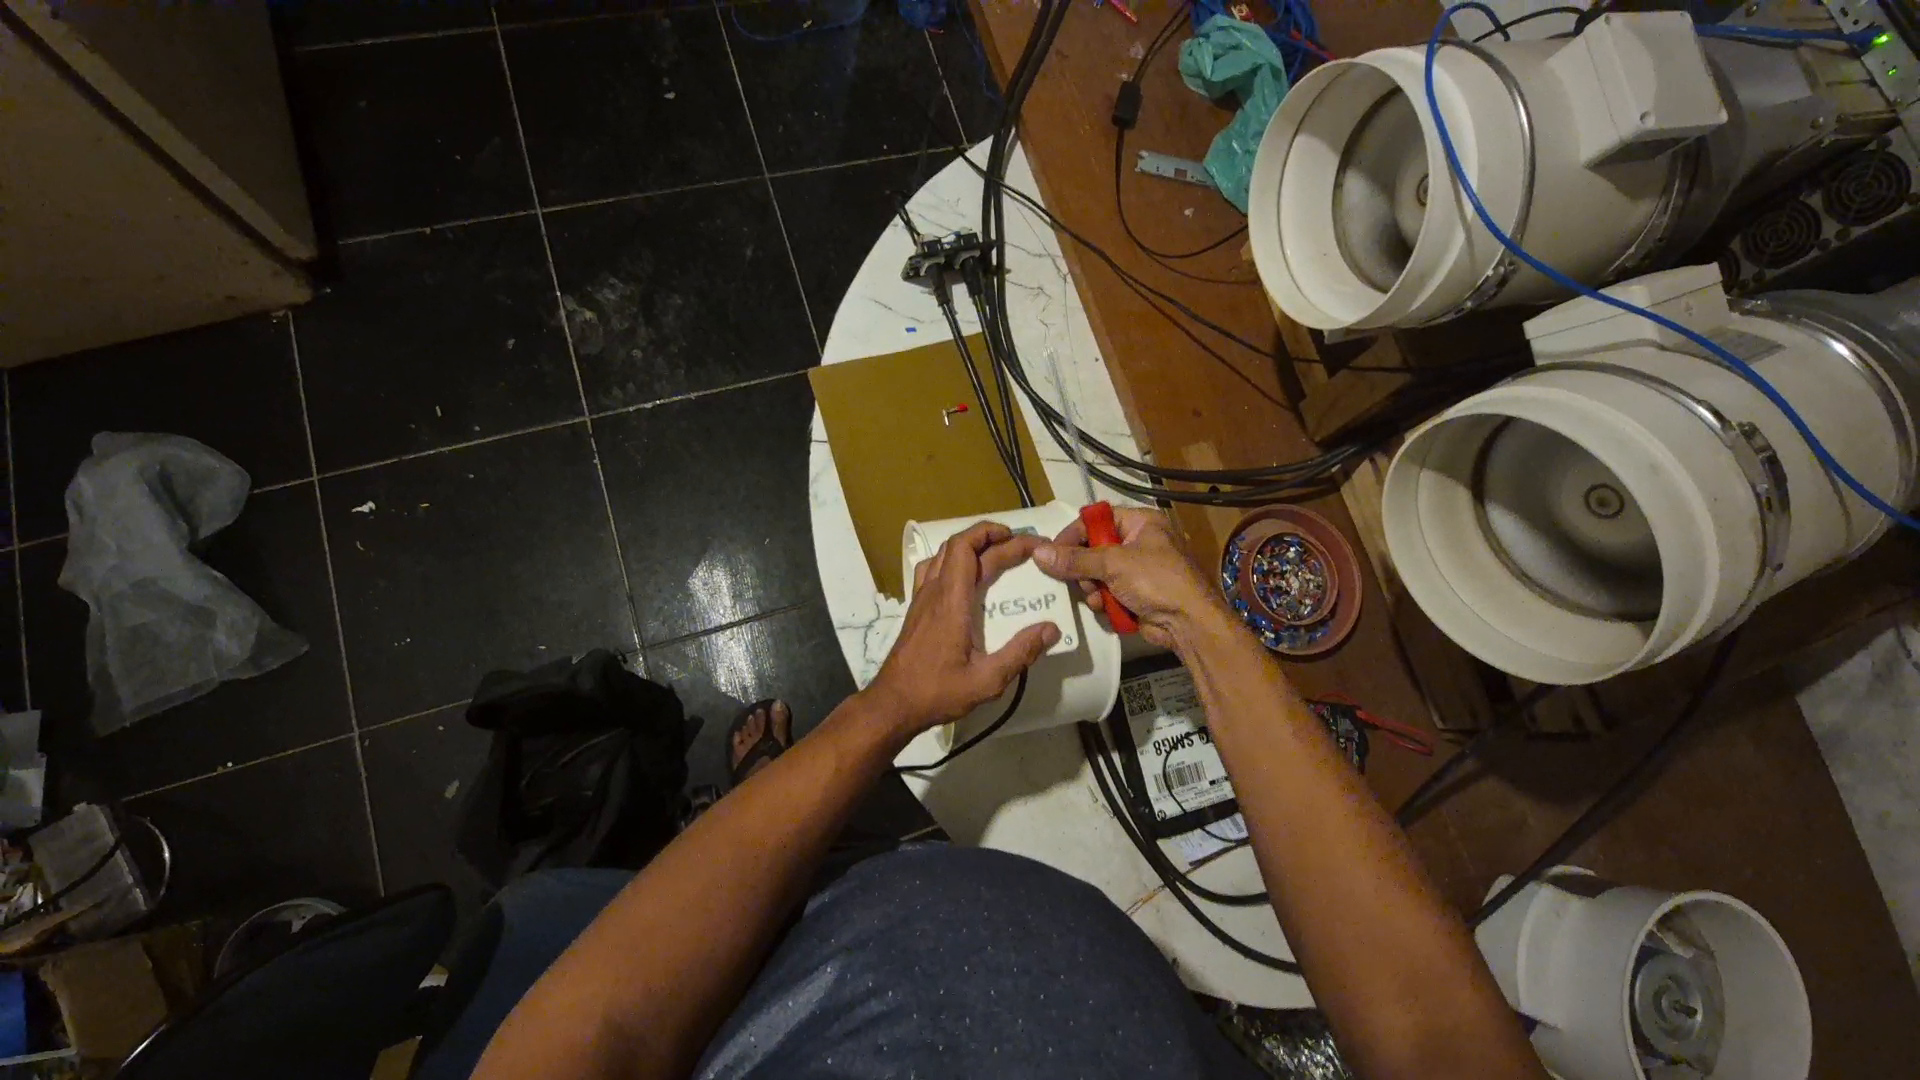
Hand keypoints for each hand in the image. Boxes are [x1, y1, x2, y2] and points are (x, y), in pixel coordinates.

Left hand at [863, 522, 1060, 733]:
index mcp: (950, 601)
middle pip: (958, 546)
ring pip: (943, 554)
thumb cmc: (937, 692)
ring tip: (996, 552)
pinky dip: (954, 561)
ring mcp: (921, 598)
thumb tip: (1051, 629)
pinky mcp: (916, 609)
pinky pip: (933, 570)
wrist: (893, 704)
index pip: (969, 549)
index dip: (998, 536)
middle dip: (992, 538)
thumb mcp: (986, 680)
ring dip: (970, 545)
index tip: (1027, 541)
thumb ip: (1020, 653)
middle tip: (1021, 546)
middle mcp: (933, 591)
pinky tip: (966, 577)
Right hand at [1033, 508, 1220, 650]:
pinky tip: (1105, 609)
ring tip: (1095, 597)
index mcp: (1141, 523)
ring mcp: (1138, 571)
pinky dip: (1103, 601)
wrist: (1189, 623)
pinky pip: (1108, 593)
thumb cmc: (1157, 580)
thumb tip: (1039, 553)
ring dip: (1092, 588)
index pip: (1097, 519)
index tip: (1052, 552)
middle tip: (1076, 579)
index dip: (1073, 534)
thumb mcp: (1114, 564)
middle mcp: (1139, 542)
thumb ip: (1075, 559)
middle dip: (1083, 568)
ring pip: (1098, 574)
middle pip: (1094, 549)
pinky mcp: (1136, 595)